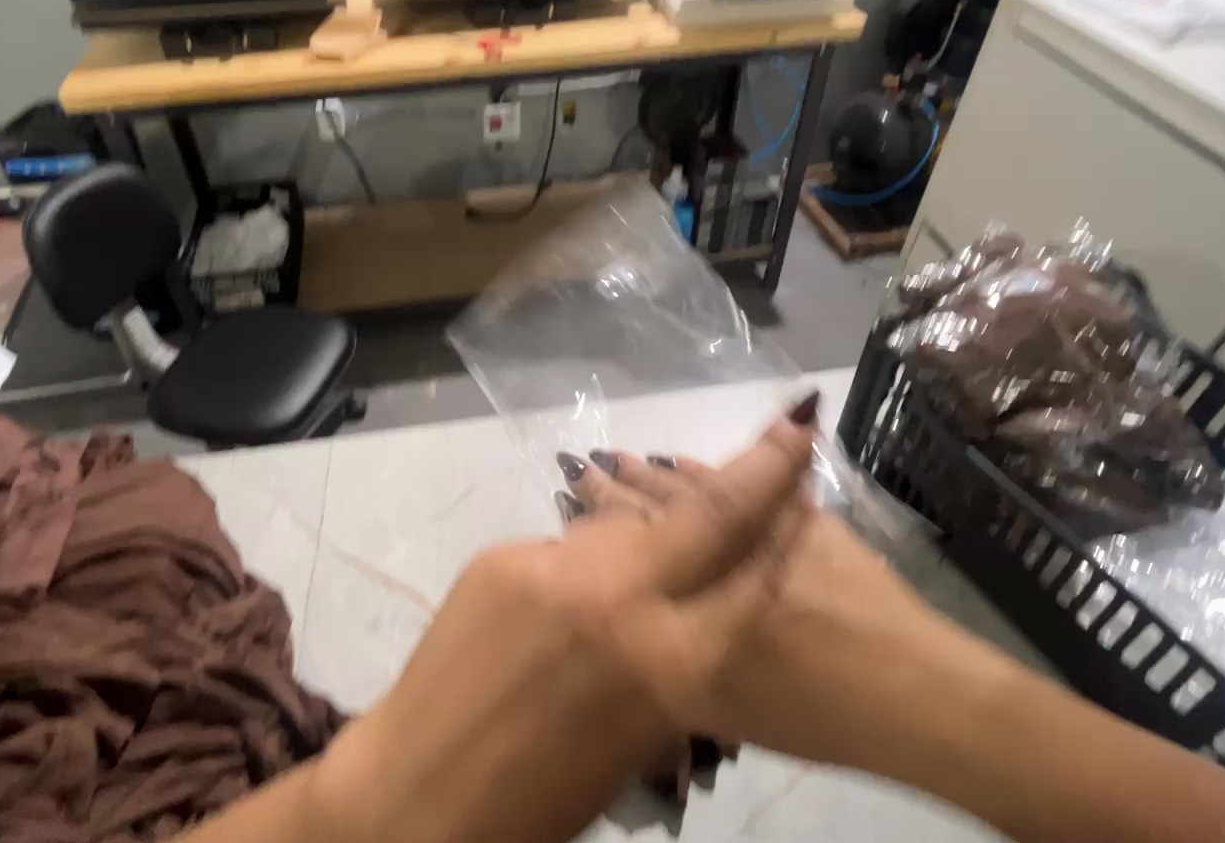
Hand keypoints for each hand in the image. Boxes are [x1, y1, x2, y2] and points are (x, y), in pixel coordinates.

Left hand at [306, 398, 819, 842]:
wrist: (419, 791)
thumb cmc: (542, 793)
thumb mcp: (637, 735)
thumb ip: (672, 660)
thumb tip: (682, 599)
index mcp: (666, 666)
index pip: (750, 578)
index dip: (784, 523)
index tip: (805, 473)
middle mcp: (616, 599)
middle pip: (702, 518)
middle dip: (755, 472)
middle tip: (788, 433)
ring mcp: (552, 567)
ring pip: (626, 525)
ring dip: (651, 528)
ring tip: (658, 529)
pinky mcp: (501, 555)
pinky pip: (567, 546)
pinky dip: (586, 559)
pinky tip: (574, 589)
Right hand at [564, 414, 965, 767]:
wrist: (912, 696)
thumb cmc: (817, 715)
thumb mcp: (724, 704)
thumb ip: (675, 646)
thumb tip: (640, 601)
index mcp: (695, 626)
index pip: (636, 550)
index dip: (600, 518)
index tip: (576, 496)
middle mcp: (721, 574)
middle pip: (656, 516)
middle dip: (617, 490)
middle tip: (587, 466)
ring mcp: (761, 539)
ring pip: (693, 496)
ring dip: (656, 476)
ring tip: (622, 459)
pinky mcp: (799, 517)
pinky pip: (743, 486)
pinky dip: (708, 475)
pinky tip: (683, 462)